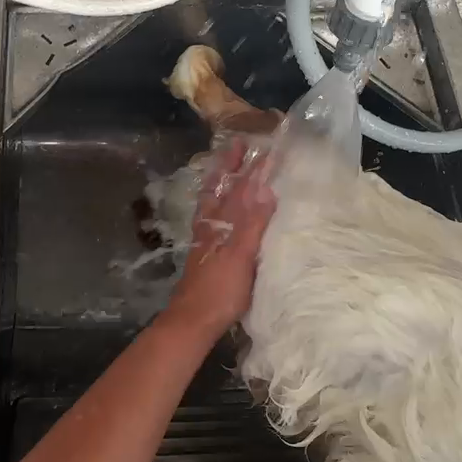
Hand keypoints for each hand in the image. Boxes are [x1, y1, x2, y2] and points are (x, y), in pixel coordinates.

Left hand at [164, 139, 275, 336]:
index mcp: (222, 221)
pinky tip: (217, 205)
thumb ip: (253, 222)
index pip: (241, 188)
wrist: (194, 318)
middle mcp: (211, 223)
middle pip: (221, 188)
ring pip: (213, 199)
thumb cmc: (222, 289)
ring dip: (221, 180)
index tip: (267, 148)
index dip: (254, 169)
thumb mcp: (242, 255)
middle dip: (230, 165)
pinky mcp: (204, 250)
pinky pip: (211, 214)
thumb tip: (266, 189)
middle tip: (238, 143)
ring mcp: (205, 237)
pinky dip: (216, 200)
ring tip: (226, 165)